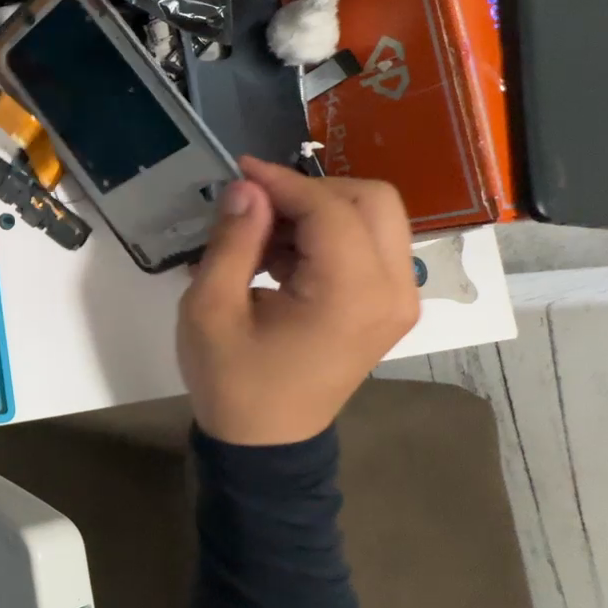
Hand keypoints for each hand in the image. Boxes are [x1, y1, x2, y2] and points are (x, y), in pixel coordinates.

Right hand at [177, 157, 419, 446]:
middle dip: (310, 188)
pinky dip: (327, 234)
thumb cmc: (230, 377)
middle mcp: (392, 289)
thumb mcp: (210, 308)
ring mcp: (397, 298)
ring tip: (259, 233)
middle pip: (372, 200)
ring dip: (319, 209)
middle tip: (253, 202)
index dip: (282, 181)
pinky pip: (370, 245)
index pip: (329, 208)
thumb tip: (245, 187)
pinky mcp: (387, 305)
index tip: (237, 169)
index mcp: (349, 293)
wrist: (264, 439)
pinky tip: (279, 255)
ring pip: (376, 218)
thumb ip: (232, 243)